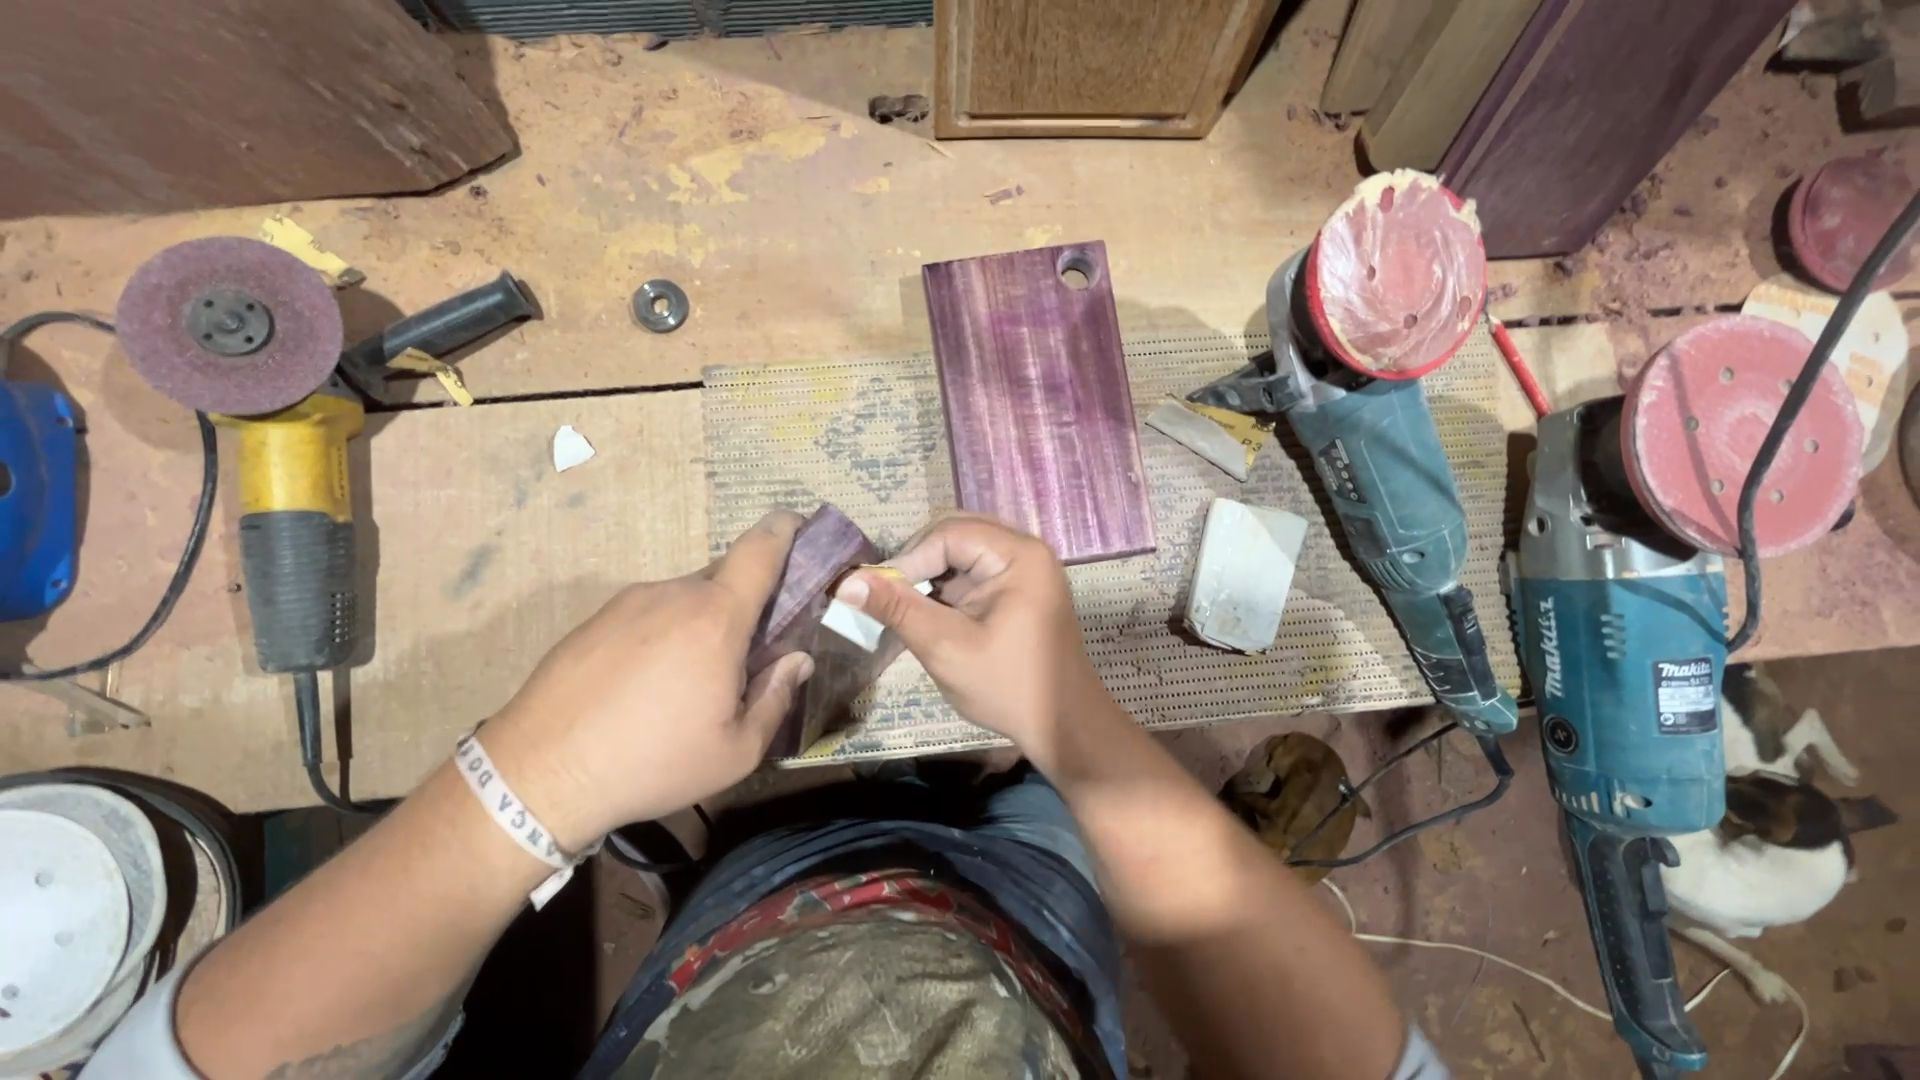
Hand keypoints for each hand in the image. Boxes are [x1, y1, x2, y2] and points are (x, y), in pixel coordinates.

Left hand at [480, 511, 814, 851]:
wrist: (538, 774)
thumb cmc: (652, 762)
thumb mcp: (736, 751)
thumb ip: (776, 697)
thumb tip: (796, 660)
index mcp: (717, 618)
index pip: (760, 549)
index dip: (786, 530)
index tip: (800, 527)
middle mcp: (673, 595)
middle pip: (724, 580)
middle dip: (745, 605)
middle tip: (745, 656)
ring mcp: (627, 603)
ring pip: (684, 599)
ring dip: (701, 624)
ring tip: (688, 682)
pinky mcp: (594, 621)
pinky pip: (647, 615)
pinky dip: (663, 636)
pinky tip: (646, 686)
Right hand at [833, 514, 1115, 767]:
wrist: (1064, 727)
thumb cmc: (1009, 687)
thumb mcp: (946, 648)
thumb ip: (898, 609)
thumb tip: (846, 582)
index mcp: (1018, 555)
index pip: (947, 534)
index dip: (908, 560)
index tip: (879, 595)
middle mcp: (1025, 550)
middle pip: (956, 533)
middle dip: (918, 562)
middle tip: (890, 596)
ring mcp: (1026, 569)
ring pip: (962, 552)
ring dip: (930, 575)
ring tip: (905, 607)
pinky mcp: (1020, 589)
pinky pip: (975, 572)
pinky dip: (947, 588)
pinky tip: (929, 615)